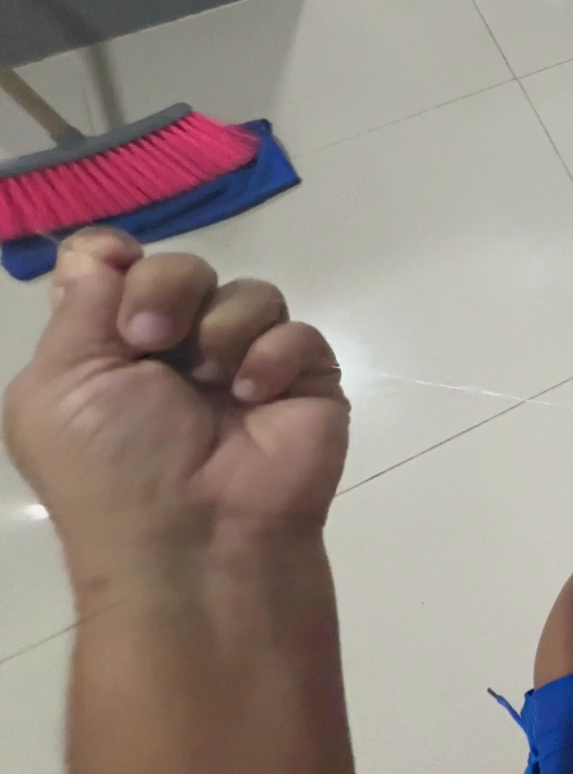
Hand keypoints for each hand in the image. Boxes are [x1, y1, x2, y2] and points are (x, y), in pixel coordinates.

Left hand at [3, 229, 348, 585]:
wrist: (199, 524)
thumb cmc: (112, 462)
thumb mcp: (62, 385)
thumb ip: (85, 311)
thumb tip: (101, 249)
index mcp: (113, 346)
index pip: (121, 268)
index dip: (119, 257)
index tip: (116, 268)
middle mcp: (183, 344)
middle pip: (186, 267)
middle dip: (168, 292)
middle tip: (152, 343)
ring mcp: (252, 357)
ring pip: (252, 293)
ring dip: (224, 332)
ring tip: (216, 383)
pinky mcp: (310, 374)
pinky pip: (301, 331)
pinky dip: (275, 358)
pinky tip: (258, 395)